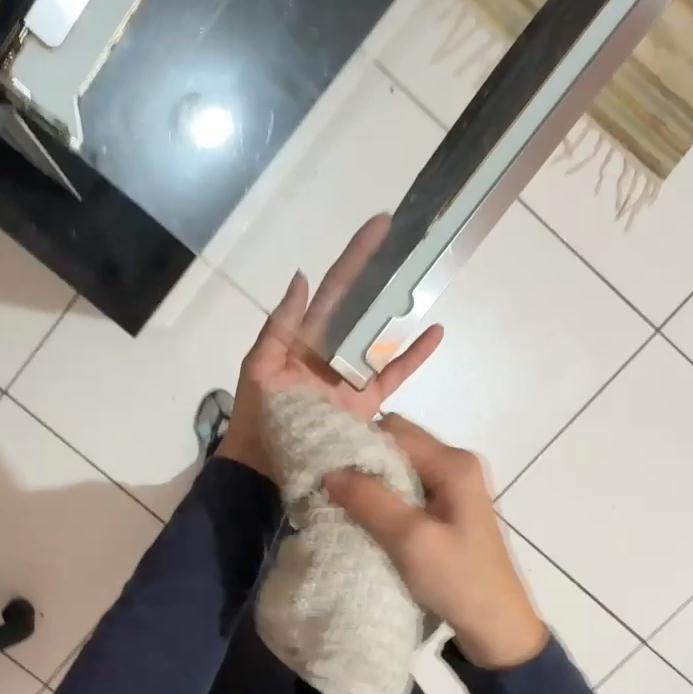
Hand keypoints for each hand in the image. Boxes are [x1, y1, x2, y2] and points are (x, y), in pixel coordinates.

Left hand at [216, 214, 444, 479]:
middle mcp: (331, 352)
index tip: (379, 225)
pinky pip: (393, 375)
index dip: (355, 257)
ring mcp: (350, 377)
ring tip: (426, 278)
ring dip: (400, 309)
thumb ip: (280, 326)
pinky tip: (435, 333)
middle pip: (361, 306)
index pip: (333, 290)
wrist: (262, 468)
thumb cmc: (257, 416)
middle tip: (410, 240)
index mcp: (304, 339)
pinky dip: (413, 356)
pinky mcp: (365, 403)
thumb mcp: (259, 367)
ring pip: (380, 336)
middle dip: (382, 274)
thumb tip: (303, 278)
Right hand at [323, 416, 549, 668]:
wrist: (496, 628)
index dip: (356, 443)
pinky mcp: (446, 511)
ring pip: (398, 469)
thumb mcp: (410, 540)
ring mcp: (452, 489)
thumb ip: (370, 500)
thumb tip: (329, 471)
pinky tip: (361, 517)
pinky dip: (381, 498)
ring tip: (338, 502)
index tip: (322, 466)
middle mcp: (455, 465)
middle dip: (360, 461)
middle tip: (326, 486)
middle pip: (396, 444)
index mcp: (453, 463)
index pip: (392, 431)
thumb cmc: (458, 581)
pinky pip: (405, 491)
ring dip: (368, 482)